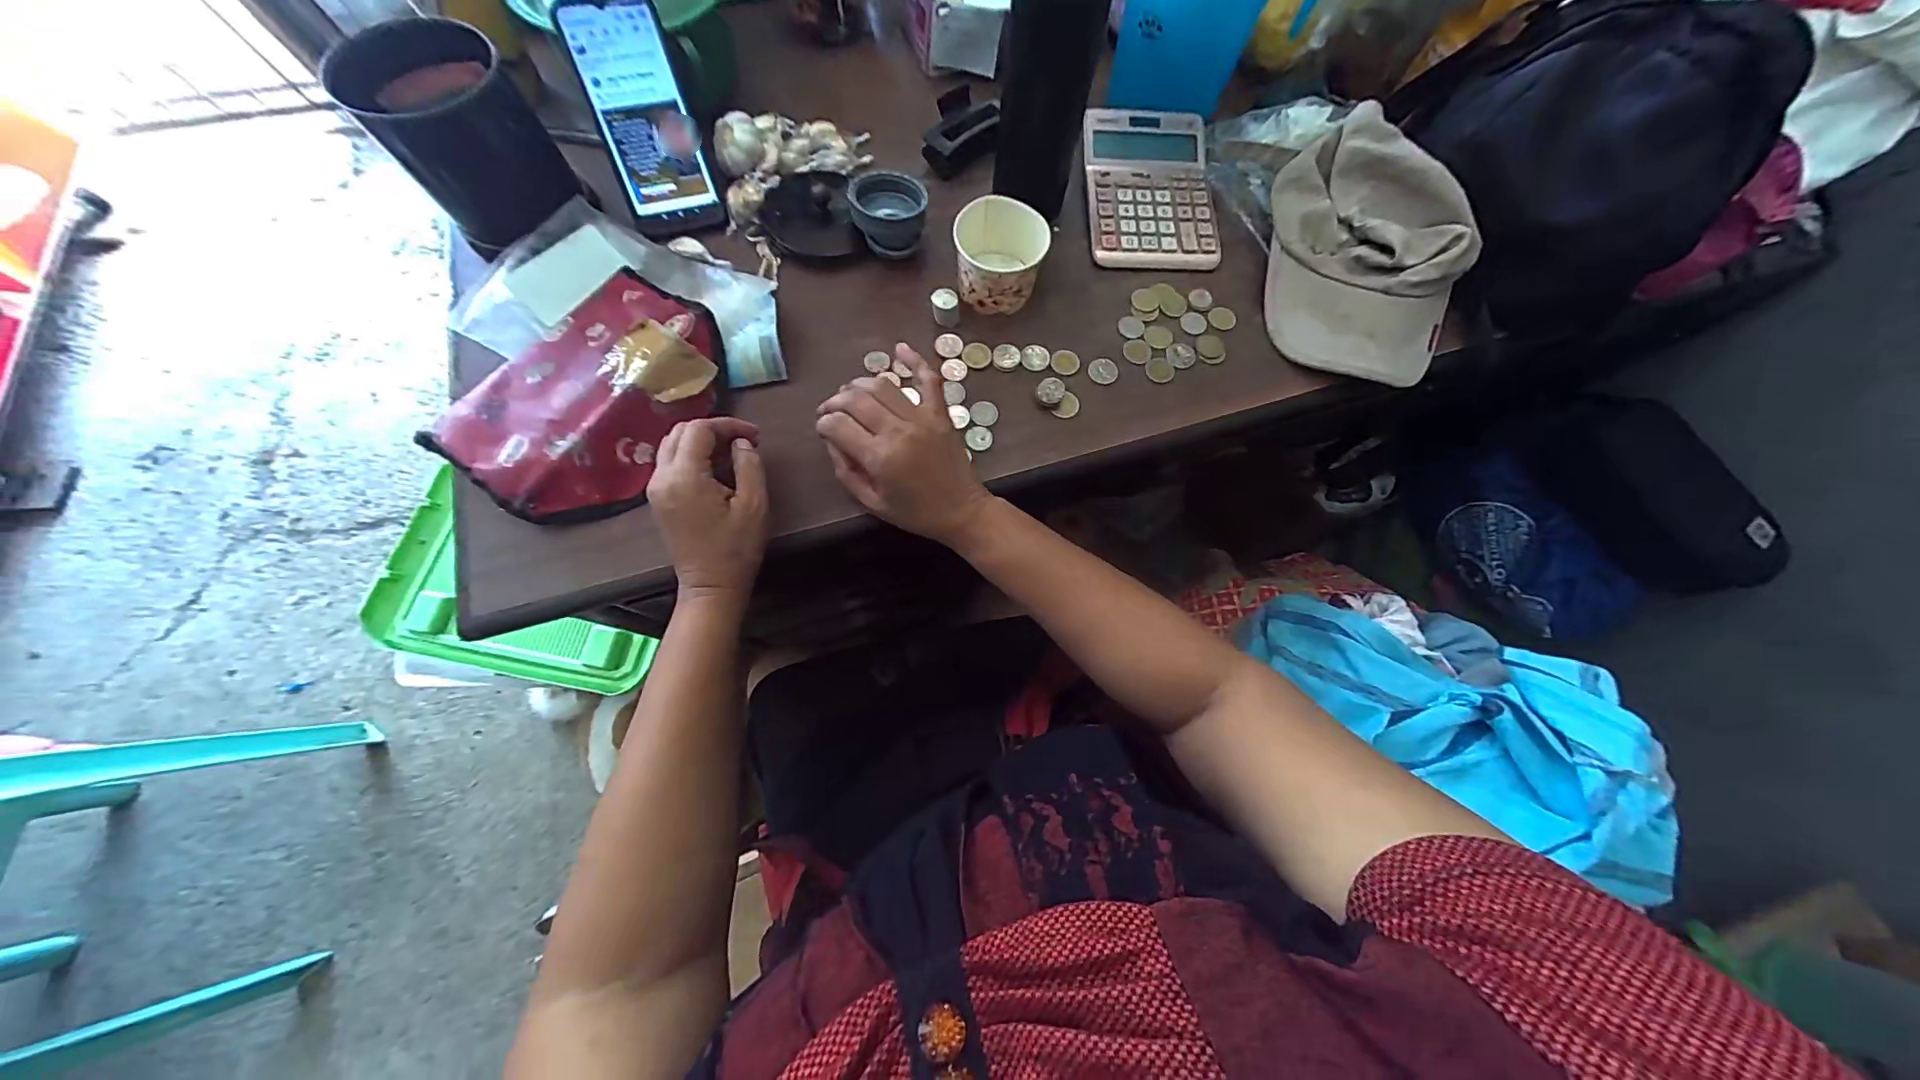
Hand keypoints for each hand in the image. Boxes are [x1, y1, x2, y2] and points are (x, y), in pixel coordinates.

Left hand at [647, 417, 767, 600]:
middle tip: (743, 441)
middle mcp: (662, 477)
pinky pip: (670, 462)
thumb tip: (742, 443)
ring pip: (672, 444)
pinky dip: (691, 455)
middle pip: (680, 431)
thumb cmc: (736, 548)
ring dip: (700, 440)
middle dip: (713, 429)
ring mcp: (655, 488)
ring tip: (730, 451)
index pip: (700, 429)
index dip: (728, 425)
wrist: (711, 585)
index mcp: (685, 476)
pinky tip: (714, 467)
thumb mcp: (754, 504)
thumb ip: (749, 465)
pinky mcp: (658, 498)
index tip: (754, 435)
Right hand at [815, 343, 991, 545]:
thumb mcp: (872, 502)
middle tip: (830, 411)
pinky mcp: (940, 413)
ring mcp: (922, 418)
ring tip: (852, 395)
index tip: (824, 429)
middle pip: (855, 399)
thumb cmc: (915, 512)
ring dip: (860, 385)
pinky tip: (899, 348)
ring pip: (882, 385)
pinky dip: (915, 360)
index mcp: (880, 457)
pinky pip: (928, 379)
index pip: (837, 424)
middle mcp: (898, 431)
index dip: (824, 423)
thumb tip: (832, 441)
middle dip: (835, 402)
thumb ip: (846, 471)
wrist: (962, 511)